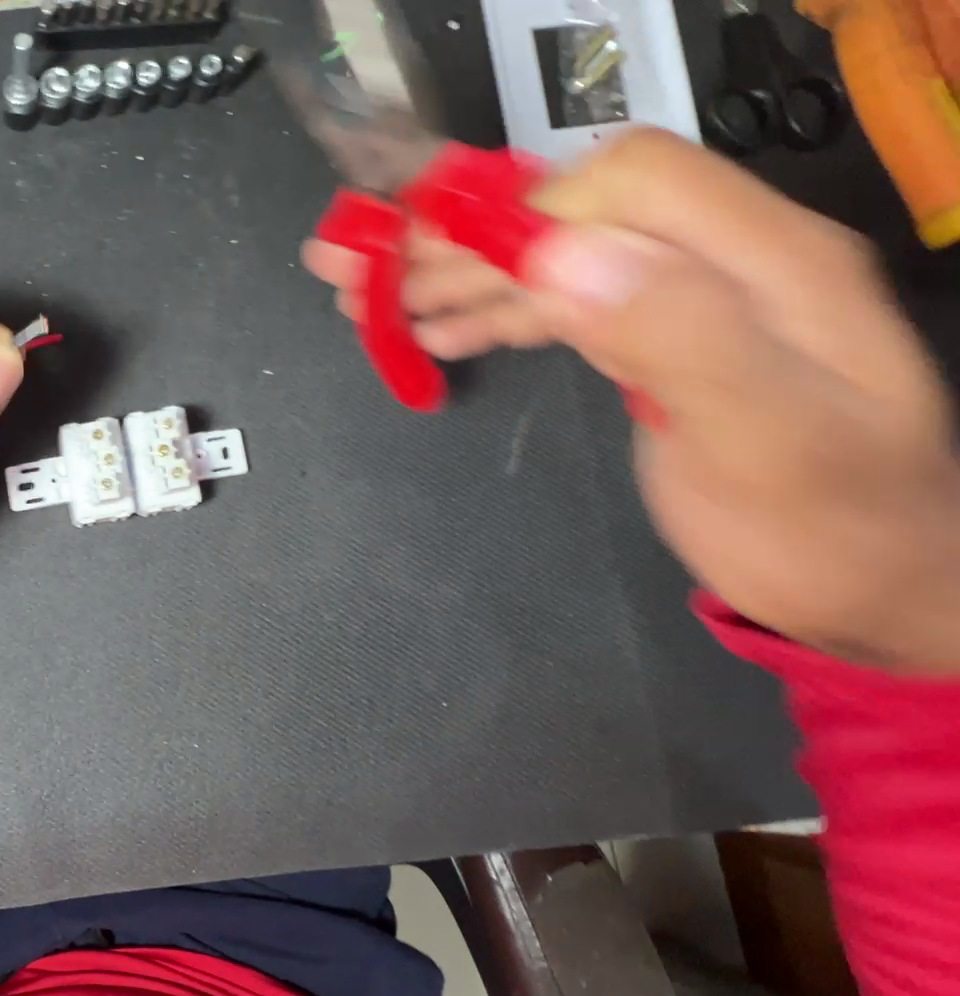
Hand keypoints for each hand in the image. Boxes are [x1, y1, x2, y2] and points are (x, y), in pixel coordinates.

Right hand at [306, 129, 959, 673]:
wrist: (867, 582)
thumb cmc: (822, 526)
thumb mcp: (763, 440)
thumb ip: (676, 336)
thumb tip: (560, 256)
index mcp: (764, 262)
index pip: (628, 183)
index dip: (520, 211)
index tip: (425, 257)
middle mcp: (722, 261)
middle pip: (572, 214)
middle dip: (457, 238)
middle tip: (357, 265)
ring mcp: (684, 299)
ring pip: (552, 258)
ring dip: (457, 275)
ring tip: (370, 299)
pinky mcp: (652, 337)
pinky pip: (558, 303)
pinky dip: (488, 311)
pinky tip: (437, 332)